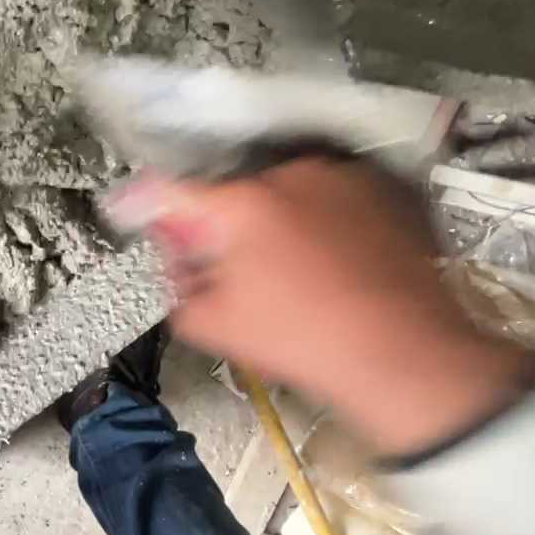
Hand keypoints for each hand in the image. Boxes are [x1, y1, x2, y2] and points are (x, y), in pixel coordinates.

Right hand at [106, 157, 534, 456]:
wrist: (402, 356)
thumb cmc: (310, 341)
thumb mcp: (208, 324)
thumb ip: (172, 282)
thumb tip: (172, 261)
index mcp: (240, 205)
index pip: (169, 192)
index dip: (143, 203)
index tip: (132, 204)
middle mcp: (290, 178)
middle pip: (226, 197)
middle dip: (217, 229)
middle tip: (224, 272)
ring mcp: (339, 182)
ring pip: (276, 197)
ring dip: (265, 225)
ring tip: (281, 278)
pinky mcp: (378, 194)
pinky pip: (321, 202)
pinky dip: (309, 224)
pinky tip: (316, 268)